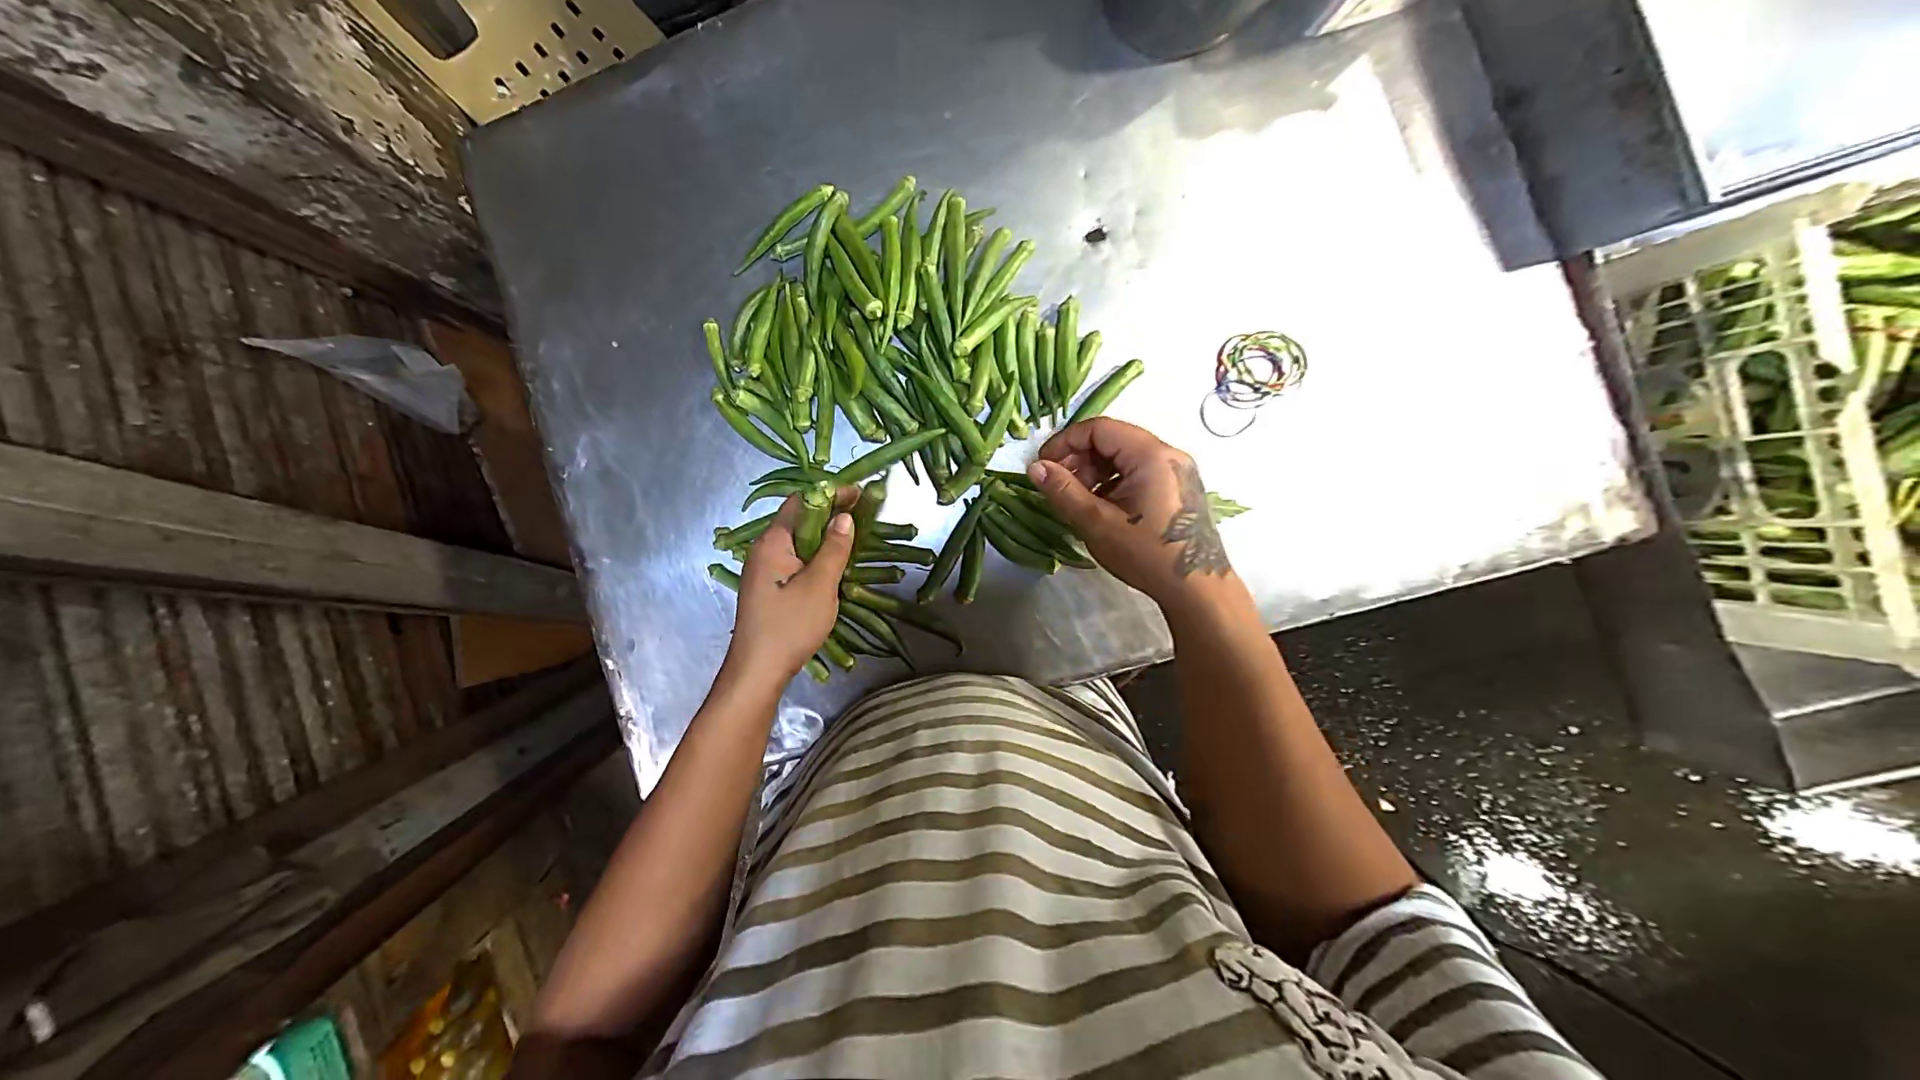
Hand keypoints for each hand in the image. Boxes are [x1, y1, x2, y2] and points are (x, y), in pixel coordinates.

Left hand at [727, 489, 855, 679]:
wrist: (758, 671)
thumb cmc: (789, 626)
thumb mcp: (820, 585)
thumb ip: (834, 549)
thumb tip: (844, 517)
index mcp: (771, 543)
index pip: (801, 502)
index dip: (831, 494)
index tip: (860, 495)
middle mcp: (763, 551)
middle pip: (799, 521)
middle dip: (831, 515)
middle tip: (863, 516)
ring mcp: (764, 571)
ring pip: (799, 544)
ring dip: (826, 539)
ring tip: (855, 538)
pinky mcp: (770, 589)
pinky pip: (796, 562)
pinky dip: (817, 558)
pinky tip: (836, 567)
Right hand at [1029, 418, 1237, 612]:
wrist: (1196, 588)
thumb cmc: (1146, 554)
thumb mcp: (1096, 522)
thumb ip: (1063, 490)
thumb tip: (1035, 467)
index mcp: (1151, 455)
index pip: (1099, 428)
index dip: (1065, 442)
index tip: (1043, 465)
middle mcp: (1168, 454)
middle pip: (1112, 439)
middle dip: (1079, 458)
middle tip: (1058, 485)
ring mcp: (1176, 470)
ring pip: (1124, 456)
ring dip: (1095, 471)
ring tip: (1078, 500)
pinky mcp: (1178, 487)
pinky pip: (1138, 471)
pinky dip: (1114, 482)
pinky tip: (1101, 507)